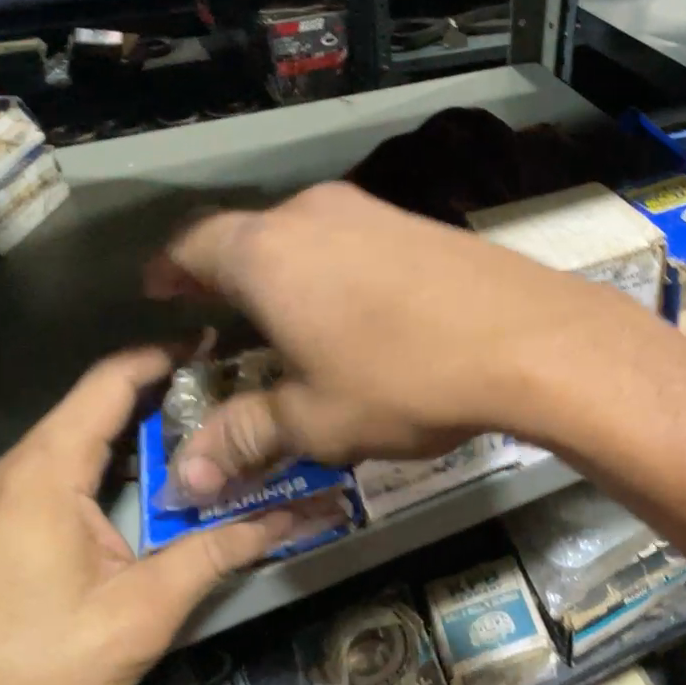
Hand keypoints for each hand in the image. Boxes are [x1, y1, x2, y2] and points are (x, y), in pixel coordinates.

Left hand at [0, 349, 296, 684]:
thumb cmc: (33, 665)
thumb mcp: (139, 614)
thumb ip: (214, 555)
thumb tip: (290, 516)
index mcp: (52, 468)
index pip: (114, 378)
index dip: (169, 353)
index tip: (224, 345)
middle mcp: (29, 465)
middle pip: (104, 399)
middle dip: (171, 387)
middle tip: (237, 389)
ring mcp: (15, 493)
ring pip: (90, 430)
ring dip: (149, 422)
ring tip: (215, 424)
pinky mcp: (13, 521)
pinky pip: (76, 461)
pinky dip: (125, 452)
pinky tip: (165, 475)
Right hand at [143, 182, 685, 503]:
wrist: (526, 337)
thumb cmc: (402, 377)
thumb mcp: (316, 419)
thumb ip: (245, 436)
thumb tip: (186, 475)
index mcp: (267, 252)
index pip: (192, 246)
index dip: (169, 270)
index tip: (159, 292)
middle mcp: (311, 213)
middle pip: (248, 236)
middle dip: (226, 274)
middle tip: (218, 315)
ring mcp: (370, 209)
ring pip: (303, 235)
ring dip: (284, 271)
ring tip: (286, 316)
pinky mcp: (415, 220)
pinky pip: (351, 239)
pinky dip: (332, 268)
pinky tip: (354, 309)